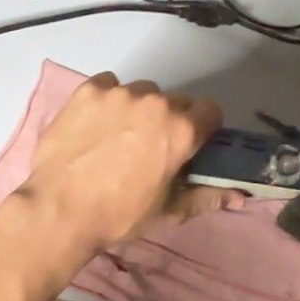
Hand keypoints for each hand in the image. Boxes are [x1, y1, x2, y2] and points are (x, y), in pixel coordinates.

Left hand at [15, 73, 233, 250]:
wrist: (59, 210)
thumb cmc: (119, 215)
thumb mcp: (168, 212)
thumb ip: (208, 197)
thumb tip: (240, 197)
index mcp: (182, 130)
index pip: (210, 111)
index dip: (203, 128)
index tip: (189, 145)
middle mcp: (155, 103)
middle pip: (175, 101)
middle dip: (169, 121)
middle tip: (149, 148)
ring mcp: (119, 93)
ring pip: (141, 92)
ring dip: (138, 109)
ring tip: (118, 137)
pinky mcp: (88, 91)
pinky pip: (108, 85)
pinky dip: (107, 100)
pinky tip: (96, 125)